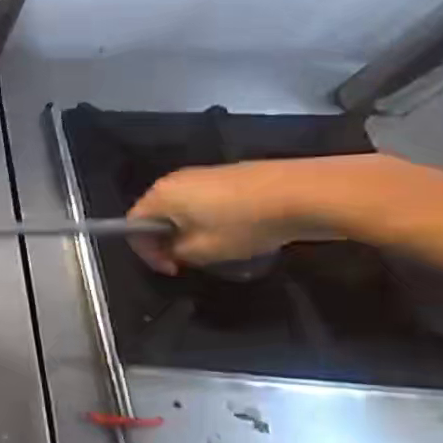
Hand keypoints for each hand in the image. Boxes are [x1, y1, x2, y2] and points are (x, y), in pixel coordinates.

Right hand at [126, 158, 359, 273]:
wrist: (309, 193)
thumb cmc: (246, 224)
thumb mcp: (202, 250)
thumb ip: (175, 252)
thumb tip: (173, 248)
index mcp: (161, 195)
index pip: (133, 224)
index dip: (145, 251)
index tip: (171, 269)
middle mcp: (177, 179)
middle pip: (157, 213)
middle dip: (167, 240)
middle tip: (188, 261)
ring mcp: (206, 173)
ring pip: (183, 208)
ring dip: (189, 230)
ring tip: (215, 249)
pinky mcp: (232, 174)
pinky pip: (207, 200)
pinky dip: (211, 218)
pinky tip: (237, 231)